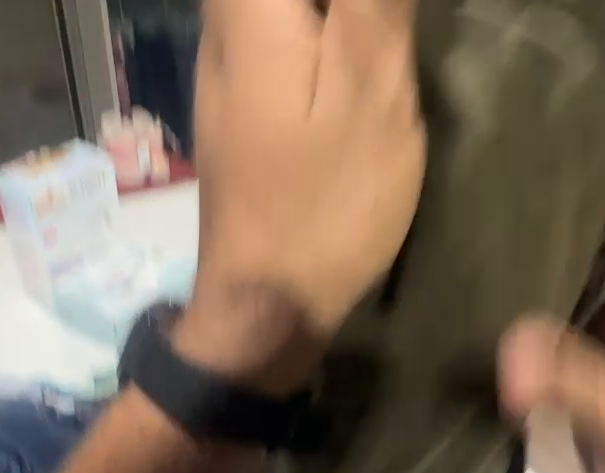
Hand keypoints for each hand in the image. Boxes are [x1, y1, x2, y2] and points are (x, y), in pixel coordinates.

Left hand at [172, 0, 425, 392]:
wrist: (263, 311)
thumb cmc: (323, 210)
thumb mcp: (372, 92)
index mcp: (250, 9)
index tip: (375, 18)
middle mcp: (220, 29)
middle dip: (349, 9)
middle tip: (383, 28)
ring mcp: (223, 77)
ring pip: (266, 10)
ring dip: (332, 19)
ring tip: (375, 35)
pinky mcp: (236, 118)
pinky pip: (269, 38)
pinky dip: (311, 33)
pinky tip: (348, 58)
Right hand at [497, 144, 604, 472]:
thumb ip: (567, 381)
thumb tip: (502, 353)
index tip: (577, 130)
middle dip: (578, 191)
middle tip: (507, 169)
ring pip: (592, 262)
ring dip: (552, 242)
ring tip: (487, 214)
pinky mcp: (596, 356)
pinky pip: (566, 306)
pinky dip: (536, 293)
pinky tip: (491, 285)